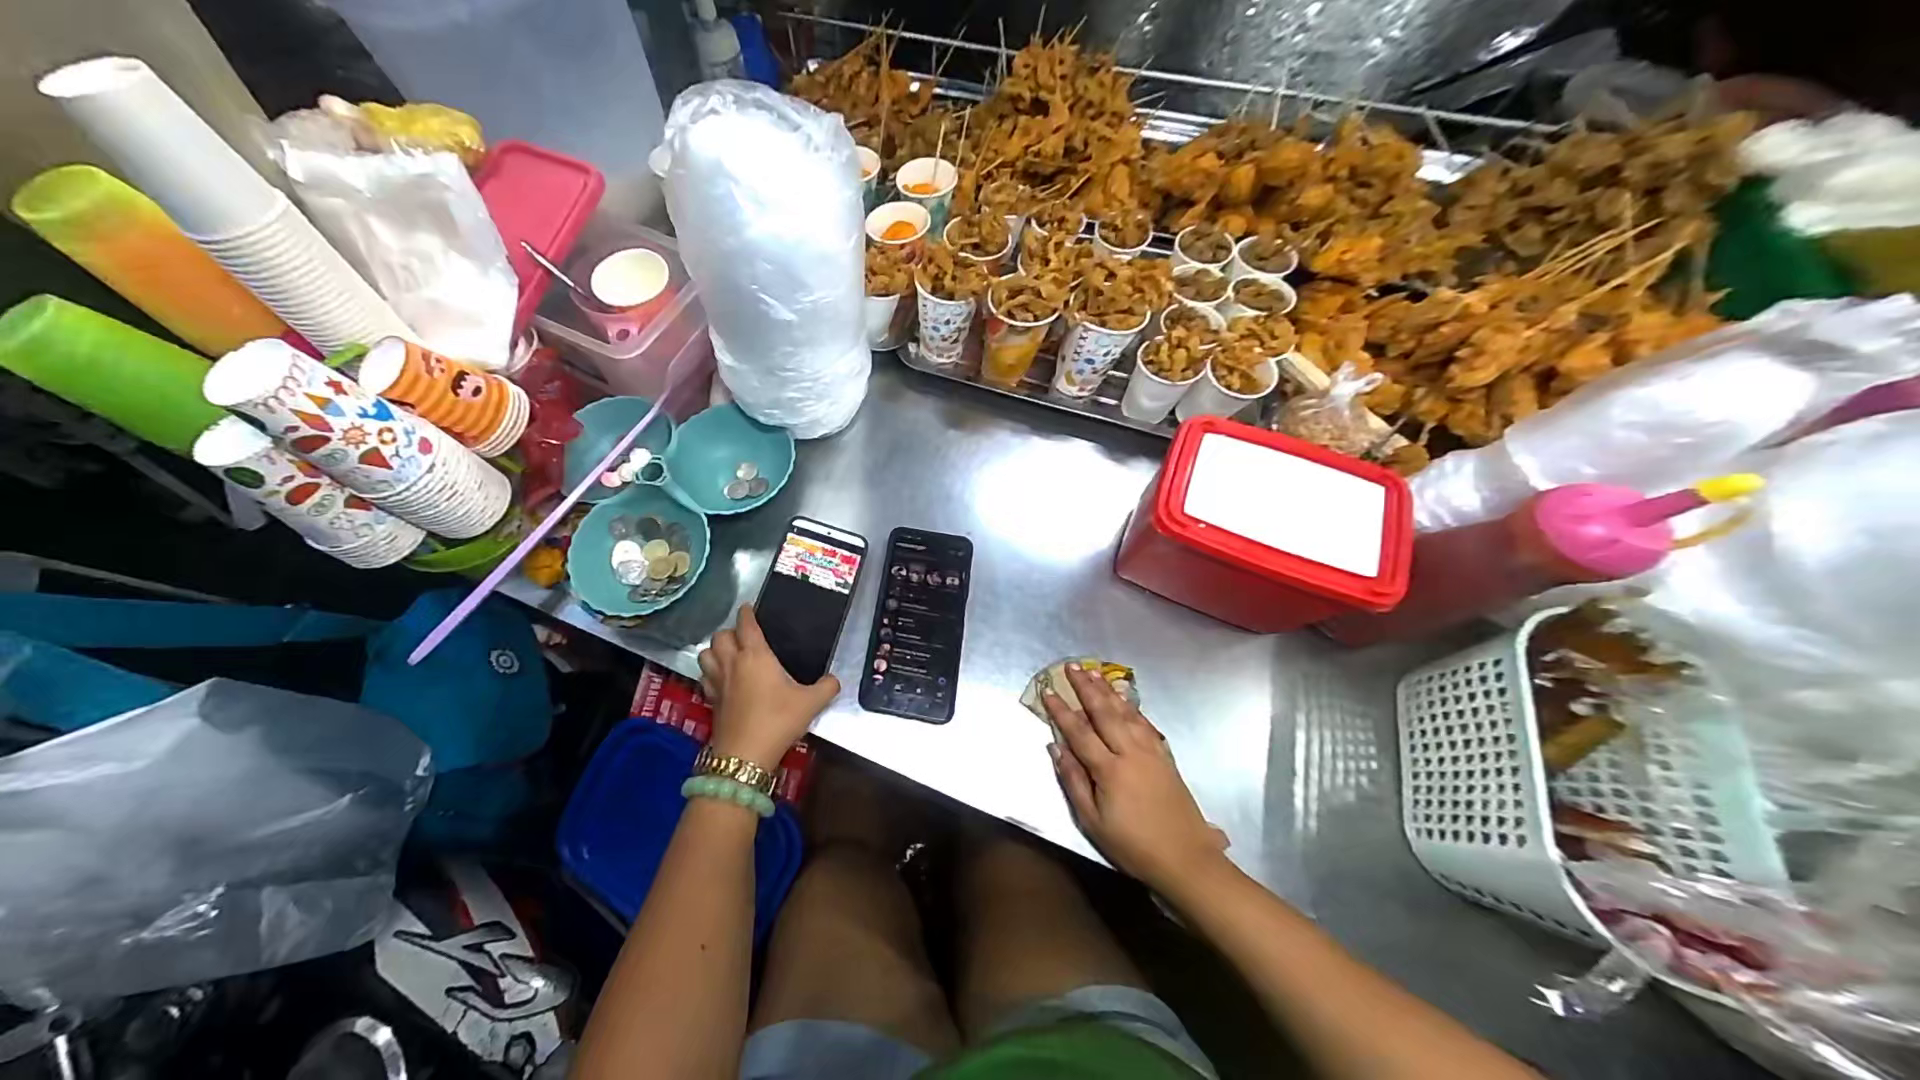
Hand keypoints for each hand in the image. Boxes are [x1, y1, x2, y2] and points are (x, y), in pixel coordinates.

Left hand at [697, 605, 839, 768]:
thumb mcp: (811, 703)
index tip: (750, 608)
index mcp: (755, 655)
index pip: (745, 623)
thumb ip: (827, 687)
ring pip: (705, 654)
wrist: (746, 755)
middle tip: (743, 635)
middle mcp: (732, 663)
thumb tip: (834, 681)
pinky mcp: (710, 700)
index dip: (747, 612)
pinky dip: (710, 672)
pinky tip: (722, 679)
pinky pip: (704, 676)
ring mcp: (717, 682)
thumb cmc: (778, 720)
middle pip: (720, 635)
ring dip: (714, 650)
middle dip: (730, 631)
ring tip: (728, 654)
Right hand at [1044, 664, 1227, 889]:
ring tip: (1094, 673)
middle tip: (1072, 667)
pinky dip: (1131, 707)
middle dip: (1086, 688)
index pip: (1079, 732)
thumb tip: (1056, 747)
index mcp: (1109, 770)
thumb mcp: (1092, 821)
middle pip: (1104, 712)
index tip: (1048, 691)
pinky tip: (1123, 700)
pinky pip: (1144, 723)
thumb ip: (1073, 781)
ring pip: (1126, 712)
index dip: (1061, 711)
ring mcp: (1151, 752)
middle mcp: (1131, 752)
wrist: (1185, 858)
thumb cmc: (1133, 846)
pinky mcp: (1165, 757)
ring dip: (1108, 691)